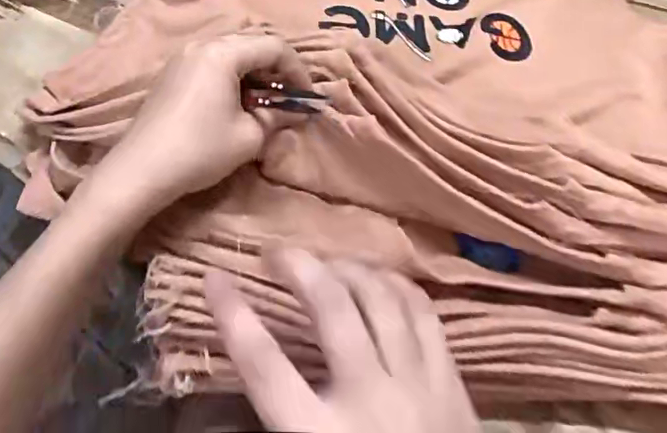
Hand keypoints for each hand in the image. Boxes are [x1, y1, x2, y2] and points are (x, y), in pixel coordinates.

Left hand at [77, 33, 310, 221]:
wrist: (141, 168)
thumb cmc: (200, 149)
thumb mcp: (249, 136)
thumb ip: (277, 116)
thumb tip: (297, 111)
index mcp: (223, 52)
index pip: (273, 46)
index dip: (297, 70)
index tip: (307, 97)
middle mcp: (202, 43)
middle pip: (251, 43)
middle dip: (275, 68)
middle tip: (288, 98)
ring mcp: (184, 56)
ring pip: (231, 51)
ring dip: (253, 72)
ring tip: (264, 103)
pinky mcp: (172, 71)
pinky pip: (211, 61)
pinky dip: (231, 75)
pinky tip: (236, 103)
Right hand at [205, 250, 475, 432]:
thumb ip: (280, 412)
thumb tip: (248, 354)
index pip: (265, 365)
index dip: (233, 315)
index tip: (213, 277)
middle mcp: (371, 404)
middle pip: (331, 307)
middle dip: (296, 266)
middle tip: (274, 255)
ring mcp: (419, 389)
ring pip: (379, 297)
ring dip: (344, 268)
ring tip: (323, 264)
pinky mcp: (454, 386)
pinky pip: (422, 311)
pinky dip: (394, 284)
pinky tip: (375, 280)